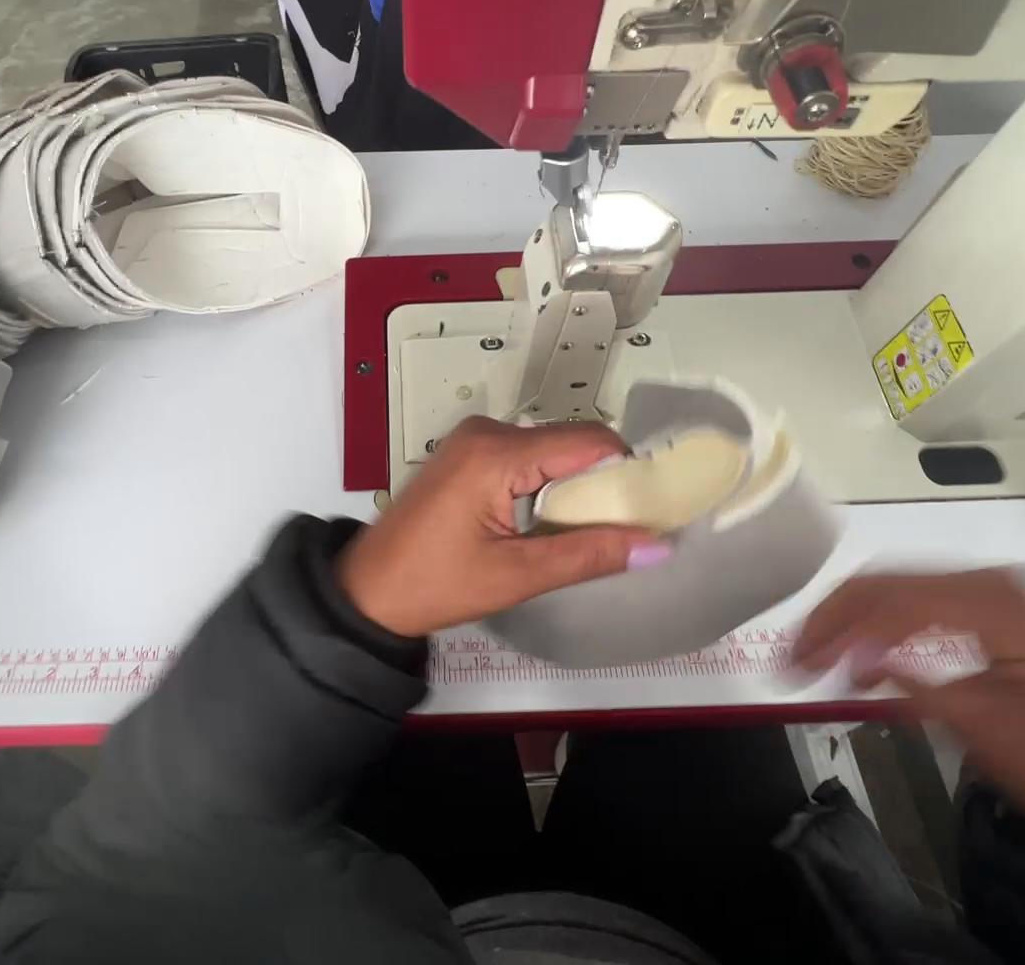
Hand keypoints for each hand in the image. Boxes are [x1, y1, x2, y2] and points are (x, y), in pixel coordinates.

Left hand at [338, 416, 660, 637]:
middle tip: (625, 529)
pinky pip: (525, 457)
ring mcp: (472, 440)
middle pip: (570, 443)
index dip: (627, 470)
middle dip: (603, 482)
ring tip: (589, 533)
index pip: (588, 441)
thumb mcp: (517, 575)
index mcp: (496, 453)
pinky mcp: (466, 455)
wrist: (366, 591)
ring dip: (574, 487)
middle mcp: (486, 432)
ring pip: (550, 450)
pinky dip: (546, 485)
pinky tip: (551, 522)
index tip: (652, 507)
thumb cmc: (435, 585)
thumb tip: (658, 545)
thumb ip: (589, 554)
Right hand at [792, 569, 1024, 855]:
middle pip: (891, 581)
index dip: (849, 628)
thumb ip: (921, 688)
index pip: (908, 599)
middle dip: (834, 619)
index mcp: (1015, 610)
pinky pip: (908, 599)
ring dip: (844, 619)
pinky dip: (870, 623)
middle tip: (793, 659)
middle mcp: (1001, 583)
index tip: (807, 663)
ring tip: (809, 657)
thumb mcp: (993, 734)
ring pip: (890, 585)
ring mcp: (991, 590)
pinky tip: (853, 659)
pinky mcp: (980, 605)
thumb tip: (854, 658)